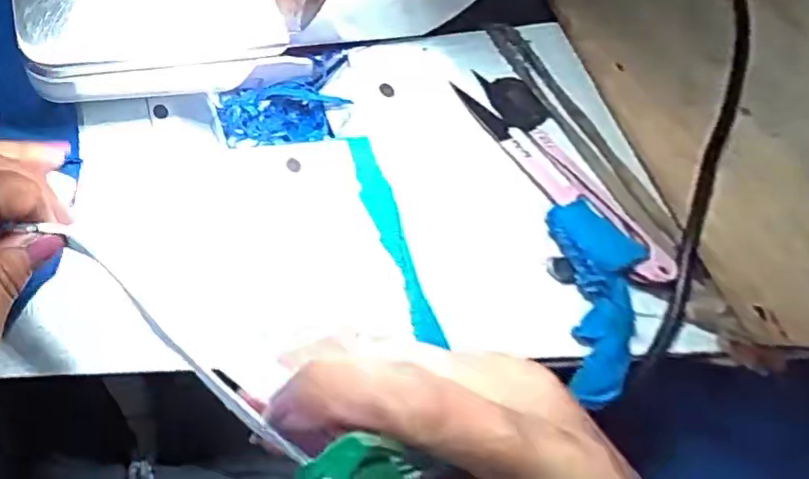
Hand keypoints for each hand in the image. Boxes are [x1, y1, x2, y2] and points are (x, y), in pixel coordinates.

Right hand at [262, 337, 638, 478]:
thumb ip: (386, 473)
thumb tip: (309, 444)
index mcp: (547, 454)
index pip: (421, 398)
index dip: (334, 395)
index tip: (276, 418)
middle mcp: (522, 391)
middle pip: (390, 358)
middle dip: (313, 376)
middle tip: (262, 408)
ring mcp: (507, 370)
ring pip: (388, 343)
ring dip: (326, 366)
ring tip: (284, 398)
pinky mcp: (492, 367)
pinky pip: (403, 352)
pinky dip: (357, 367)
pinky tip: (332, 390)